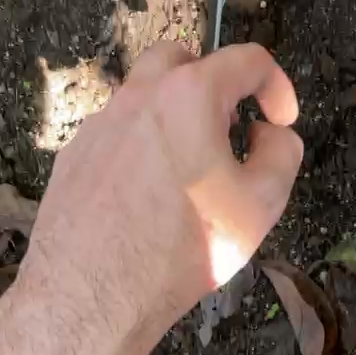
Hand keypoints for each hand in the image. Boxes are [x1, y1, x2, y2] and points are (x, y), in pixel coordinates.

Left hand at [10, 43, 302, 354]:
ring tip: (190, 172)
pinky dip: (142, 147)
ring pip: (145, 97)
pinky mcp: (73, 155)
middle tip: (230, 130)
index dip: (278, 86)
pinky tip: (148, 197)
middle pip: (184, 60)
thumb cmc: (185, 247)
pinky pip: (117, 133)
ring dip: (177, 117)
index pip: (247, 59)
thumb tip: (273, 132)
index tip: (281, 119)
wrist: (93, 295)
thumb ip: (282, 153)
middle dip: (216, 84)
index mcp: (190, 95)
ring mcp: (98, 123)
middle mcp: (138, 95)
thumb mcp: (261, 204)